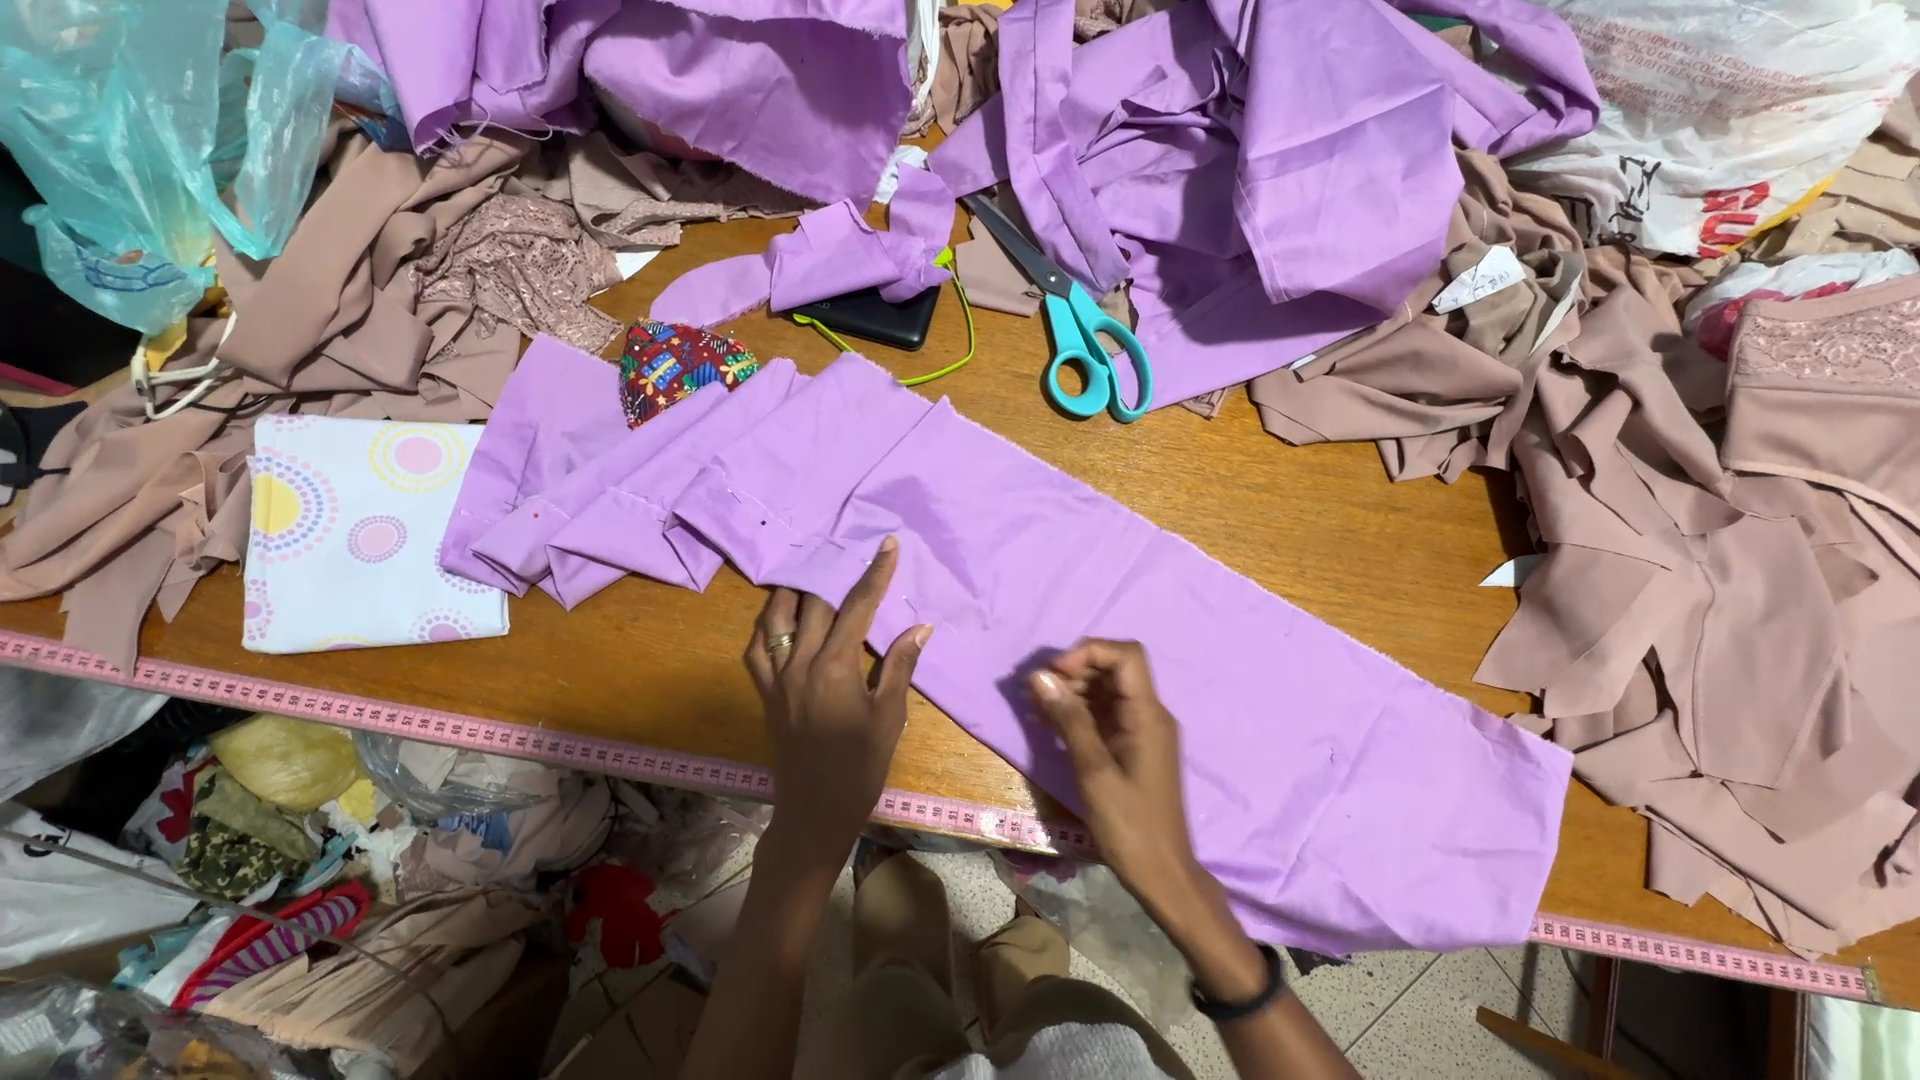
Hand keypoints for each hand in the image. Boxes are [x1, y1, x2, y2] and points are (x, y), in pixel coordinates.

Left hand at [744, 536, 932, 864]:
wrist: (815, 811)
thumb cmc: (860, 767)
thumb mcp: (890, 718)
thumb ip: (900, 667)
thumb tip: (920, 628)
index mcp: (835, 668)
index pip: (857, 607)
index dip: (874, 573)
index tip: (887, 544)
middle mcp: (800, 664)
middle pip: (815, 604)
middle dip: (833, 573)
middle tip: (848, 552)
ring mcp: (776, 677)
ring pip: (776, 618)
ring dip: (793, 592)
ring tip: (810, 574)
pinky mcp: (764, 692)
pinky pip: (756, 648)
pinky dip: (766, 625)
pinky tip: (779, 617)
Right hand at [1029, 640, 1200, 916]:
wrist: (1162, 873)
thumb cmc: (1130, 825)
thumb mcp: (1093, 771)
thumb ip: (1068, 720)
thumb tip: (1040, 676)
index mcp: (1148, 714)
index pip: (1125, 655)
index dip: (1088, 652)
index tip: (1055, 674)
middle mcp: (1149, 715)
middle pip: (1113, 669)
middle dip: (1073, 671)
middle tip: (1036, 693)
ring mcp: (1141, 732)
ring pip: (1105, 692)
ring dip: (1071, 692)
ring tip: (1035, 708)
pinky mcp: (1132, 748)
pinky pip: (1104, 716)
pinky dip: (1077, 714)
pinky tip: (1049, 725)